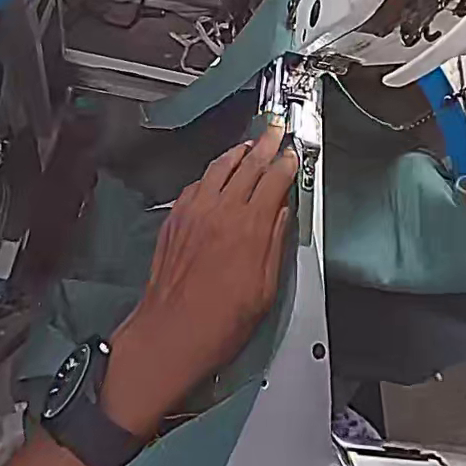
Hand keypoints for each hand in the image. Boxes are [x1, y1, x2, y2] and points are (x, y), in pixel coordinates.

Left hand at [101, 119, 297, 439]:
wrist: (171, 333)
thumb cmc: (220, 320)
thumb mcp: (266, 288)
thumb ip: (275, 244)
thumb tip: (282, 215)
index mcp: (249, 227)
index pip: (274, 181)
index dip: (287, 164)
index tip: (294, 156)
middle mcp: (221, 212)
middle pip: (249, 165)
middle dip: (266, 145)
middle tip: (275, 132)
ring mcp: (195, 212)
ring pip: (219, 167)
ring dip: (237, 151)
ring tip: (249, 144)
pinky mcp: (176, 219)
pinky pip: (196, 184)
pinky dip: (211, 172)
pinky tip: (217, 173)